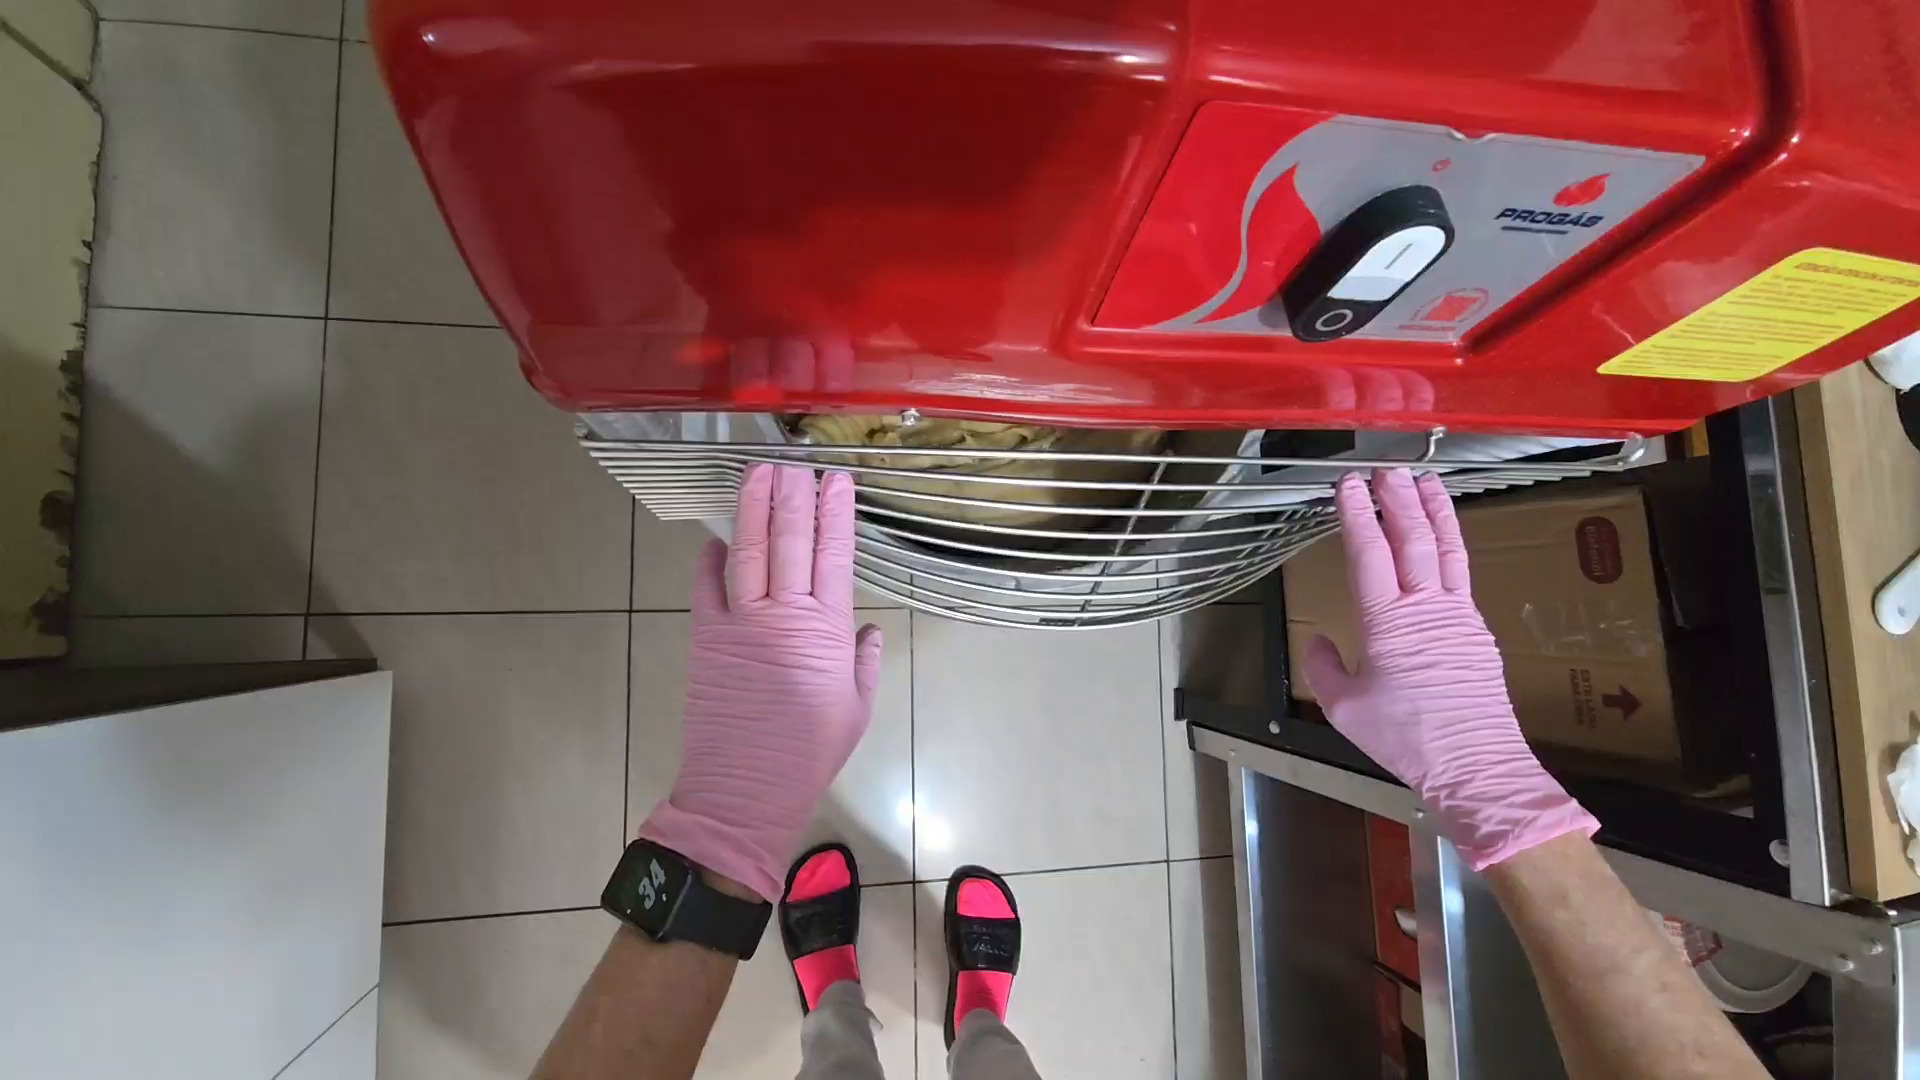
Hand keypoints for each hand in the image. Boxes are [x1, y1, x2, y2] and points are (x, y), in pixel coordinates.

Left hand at [637, 464, 883, 901]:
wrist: (744, 791)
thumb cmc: (810, 753)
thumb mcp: (858, 709)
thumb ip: (864, 662)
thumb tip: (867, 628)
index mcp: (826, 631)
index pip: (834, 556)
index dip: (836, 514)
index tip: (838, 480)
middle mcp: (783, 615)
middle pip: (790, 542)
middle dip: (793, 496)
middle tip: (795, 461)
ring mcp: (739, 623)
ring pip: (749, 552)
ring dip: (754, 510)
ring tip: (759, 472)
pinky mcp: (706, 639)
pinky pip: (706, 590)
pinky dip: (708, 561)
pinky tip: (712, 539)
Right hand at [1300, 469, 1597, 870]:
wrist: (1477, 767)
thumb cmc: (1405, 737)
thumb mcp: (1344, 706)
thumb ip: (1325, 666)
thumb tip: (1324, 641)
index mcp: (1388, 623)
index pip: (1370, 554)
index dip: (1357, 516)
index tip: (1347, 487)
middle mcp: (1426, 609)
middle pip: (1413, 540)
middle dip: (1398, 500)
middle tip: (1385, 470)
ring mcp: (1458, 616)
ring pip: (1447, 550)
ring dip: (1435, 511)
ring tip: (1425, 480)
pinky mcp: (1476, 630)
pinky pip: (1461, 574)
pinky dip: (1451, 543)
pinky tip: (1443, 535)